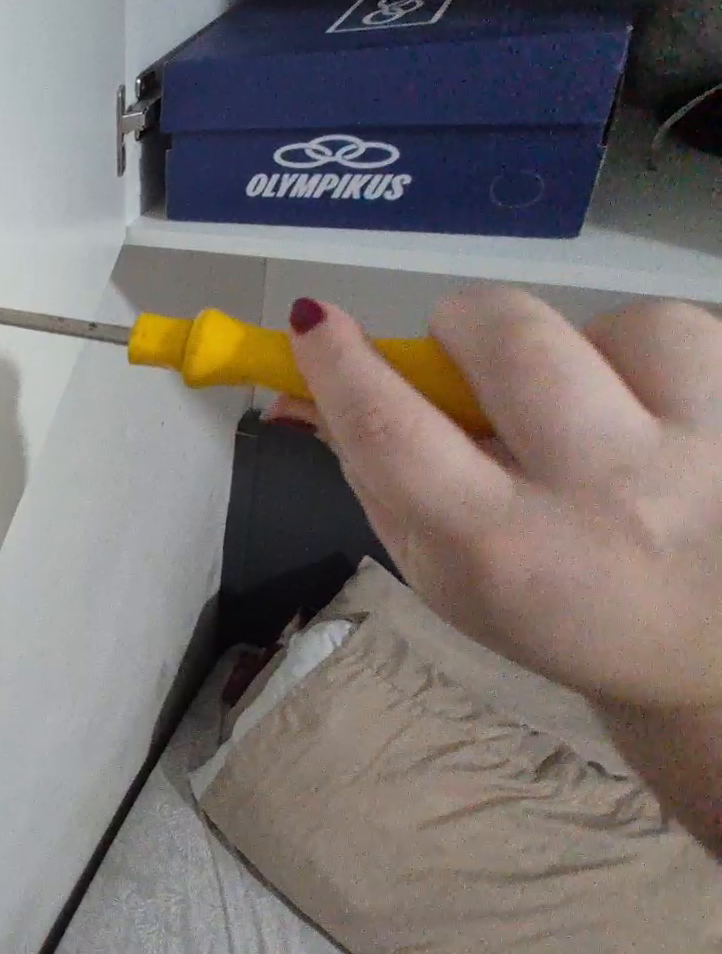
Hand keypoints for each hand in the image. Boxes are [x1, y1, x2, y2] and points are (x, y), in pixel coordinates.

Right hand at [269, 288, 721, 712]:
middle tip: (460, 355)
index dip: (341, 364)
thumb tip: (300, 390)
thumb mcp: (431, 562)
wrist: (720, 662)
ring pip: (628, 325)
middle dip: (463, 325)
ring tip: (586, 397)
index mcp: (494, 539)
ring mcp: (713, 457)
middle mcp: (604, 492)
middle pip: (514, 342)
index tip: (312, 319)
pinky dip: (655, 357)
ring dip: (581, 347)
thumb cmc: (542, 610)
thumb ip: (368, 470)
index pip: (390, 429)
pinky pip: (699, 337)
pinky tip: (655, 407)